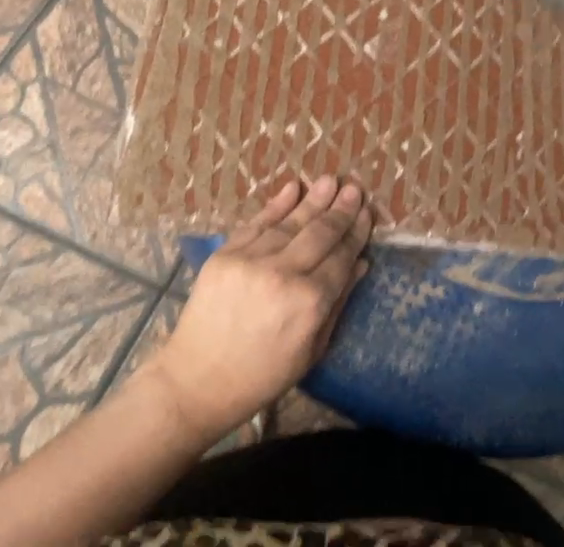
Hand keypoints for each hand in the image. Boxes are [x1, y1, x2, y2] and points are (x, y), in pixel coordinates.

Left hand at [144, 176, 371, 441]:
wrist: (195, 382)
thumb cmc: (262, 376)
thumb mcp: (312, 349)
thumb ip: (337, 303)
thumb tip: (360, 264)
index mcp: (310, 302)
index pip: (342, 257)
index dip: (357, 233)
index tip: (367, 213)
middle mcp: (284, 274)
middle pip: (320, 234)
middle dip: (340, 210)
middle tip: (354, 188)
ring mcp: (251, 261)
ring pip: (290, 223)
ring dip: (313, 200)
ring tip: (330, 180)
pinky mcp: (224, 256)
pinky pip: (256, 224)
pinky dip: (276, 205)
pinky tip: (293, 189)